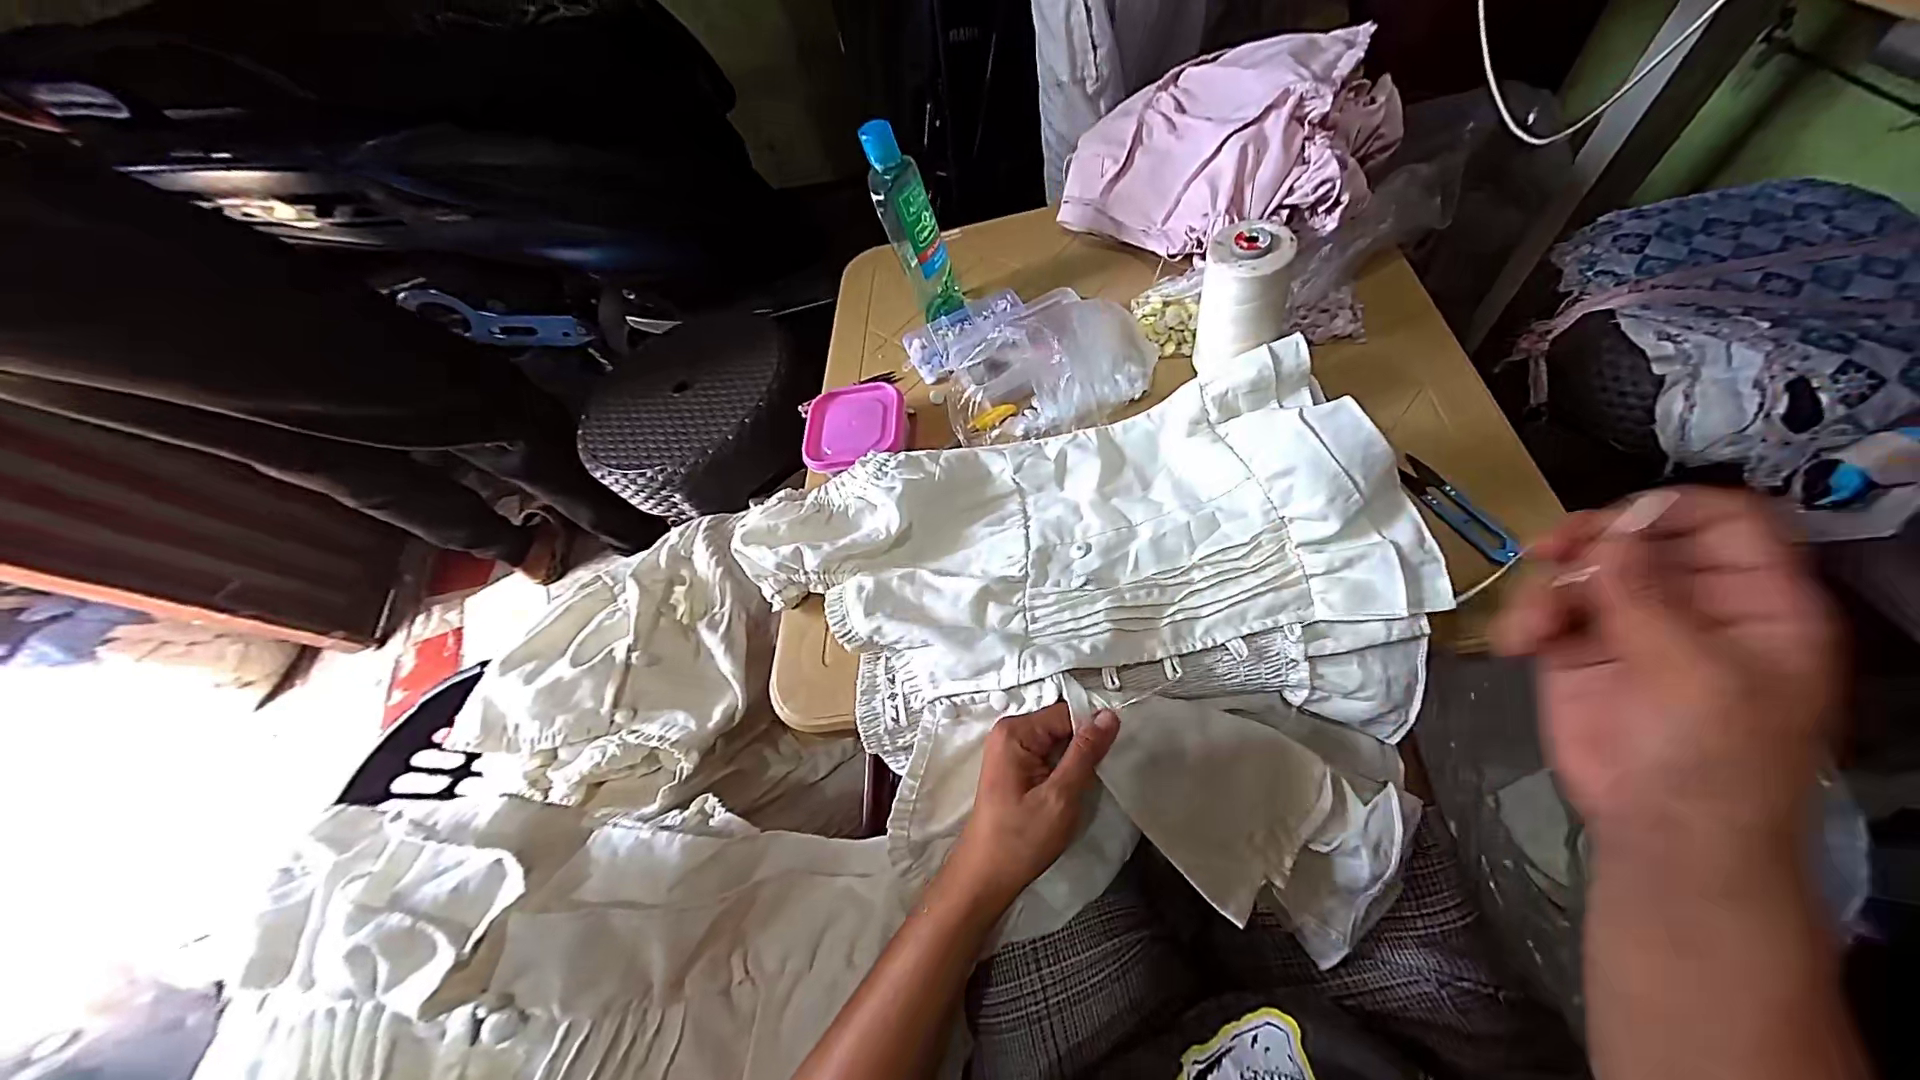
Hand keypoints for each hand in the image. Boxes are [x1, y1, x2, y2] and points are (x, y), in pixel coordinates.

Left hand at [940, 703, 1119, 911]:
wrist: (987, 874)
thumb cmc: (1021, 839)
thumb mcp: (1060, 796)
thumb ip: (1085, 753)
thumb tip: (1108, 716)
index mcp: (1015, 732)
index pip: (1067, 713)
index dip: (1092, 732)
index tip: (1109, 756)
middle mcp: (1008, 732)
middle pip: (1061, 724)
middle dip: (1083, 747)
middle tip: (1095, 776)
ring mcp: (1009, 748)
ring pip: (1057, 741)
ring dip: (1074, 760)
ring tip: (1081, 786)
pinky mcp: (1014, 765)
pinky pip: (1047, 754)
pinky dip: (1063, 769)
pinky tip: (1068, 790)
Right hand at [1493, 487, 1841, 847]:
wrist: (1657, 823)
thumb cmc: (1711, 755)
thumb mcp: (1697, 671)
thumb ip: (1649, 596)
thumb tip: (1610, 532)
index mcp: (1752, 602)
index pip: (1723, 522)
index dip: (1669, 511)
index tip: (1610, 527)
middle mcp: (1688, 603)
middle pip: (1634, 538)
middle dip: (1586, 543)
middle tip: (1549, 555)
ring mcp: (1627, 625)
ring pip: (1576, 571)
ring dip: (1544, 590)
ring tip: (1531, 628)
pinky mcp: (1573, 648)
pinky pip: (1541, 609)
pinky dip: (1521, 619)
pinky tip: (1518, 643)